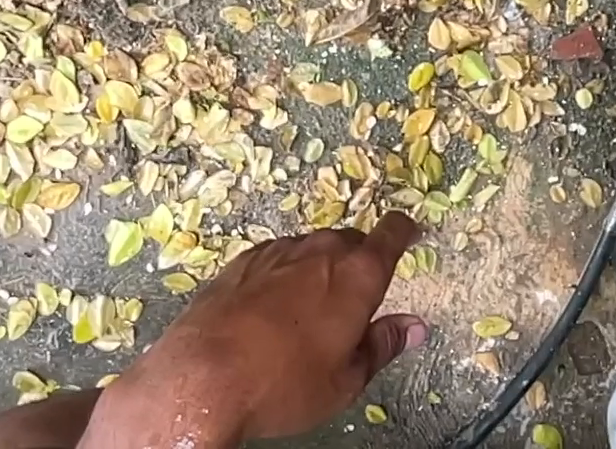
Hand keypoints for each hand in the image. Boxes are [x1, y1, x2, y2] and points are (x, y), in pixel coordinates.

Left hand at [79, 214, 426, 448]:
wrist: (200, 377)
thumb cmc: (283, 384)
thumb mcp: (345, 380)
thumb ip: (384, 345)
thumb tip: (415, 327)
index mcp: (360, 273)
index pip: (394, 231)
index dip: (404, 231)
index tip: (409, 235)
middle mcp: (325, 250)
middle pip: (353, 240)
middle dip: (358, 262)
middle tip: (351, 300)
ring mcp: (283, 250)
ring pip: (314, 248)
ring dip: (319, 267)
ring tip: (308, 310)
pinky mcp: (246, 259)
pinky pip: (278, 257)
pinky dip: (284, 273)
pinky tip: (271, 307)